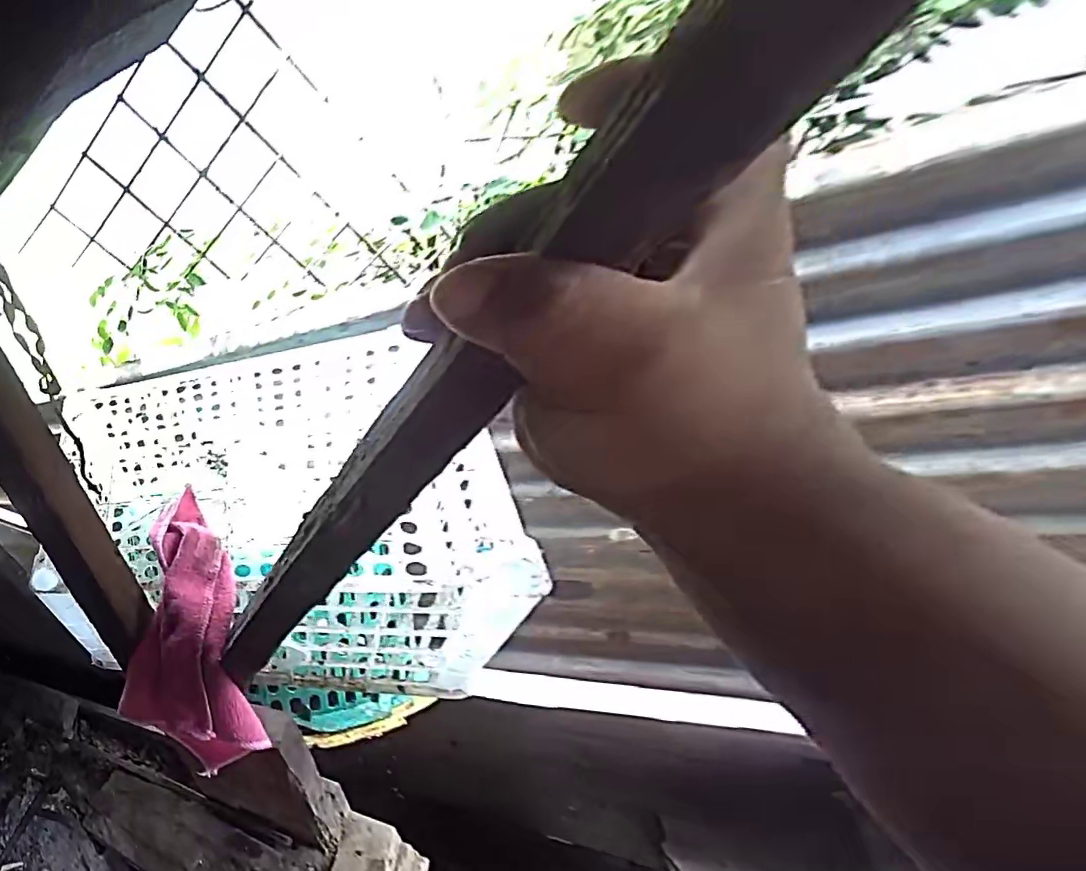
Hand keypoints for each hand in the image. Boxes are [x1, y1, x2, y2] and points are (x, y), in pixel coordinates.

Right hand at [402, 58, 867, 525]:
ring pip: (523, 260)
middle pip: (564, 200)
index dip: (626, 103)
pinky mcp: (565, 336)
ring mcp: (604, 290)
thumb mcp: (629, 353)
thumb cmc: (693, 420)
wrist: (699, 500)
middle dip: (500, 236)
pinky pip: (506, 309)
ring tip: (426, 322)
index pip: (679, 117)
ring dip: (471, 284)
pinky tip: (433, 335)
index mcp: (712, 206)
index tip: (564, 113)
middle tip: (455, 284)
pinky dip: (468, 320)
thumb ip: (547, 309)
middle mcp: (656, 236)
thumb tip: (450, 288)